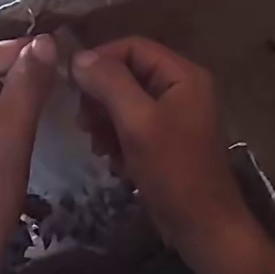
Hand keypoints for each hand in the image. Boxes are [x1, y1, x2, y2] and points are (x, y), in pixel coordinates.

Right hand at [70, 37, 252, 256]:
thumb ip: (109, 84)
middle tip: (84, 124)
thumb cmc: (173, 171)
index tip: (71, 85)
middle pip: (128, 75)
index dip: (99, 60)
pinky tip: (114, 162)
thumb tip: (79, 57)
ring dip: (105, 123)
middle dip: (101, 97)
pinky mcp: (166, 143)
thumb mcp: (138, 123)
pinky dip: (118, 142)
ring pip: (126, 104)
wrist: (202, 226)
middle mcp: (181, 90)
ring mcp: (174, 118)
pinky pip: (133, 129)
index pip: (133, 47)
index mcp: (182, 76)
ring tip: (98, 147)